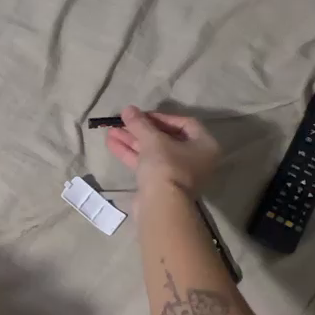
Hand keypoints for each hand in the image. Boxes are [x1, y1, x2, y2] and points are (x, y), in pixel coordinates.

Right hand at [105, 105, 220, 194]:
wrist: (161, 205)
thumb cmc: (166, 167)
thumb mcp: (153, 140)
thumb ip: (140, 123)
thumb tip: (128, 109)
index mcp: (204, 145)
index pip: (184, 123)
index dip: (161, 117)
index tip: (141, 115)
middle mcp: (194, 158)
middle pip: (165, 138)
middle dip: (141, 130)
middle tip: (122, 122)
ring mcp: (176, 172)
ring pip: (152, 152)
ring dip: (132, 141)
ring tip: (110, 132)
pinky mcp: (160, 183)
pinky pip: (146, 164)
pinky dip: (131, 154)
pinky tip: (112, 144)